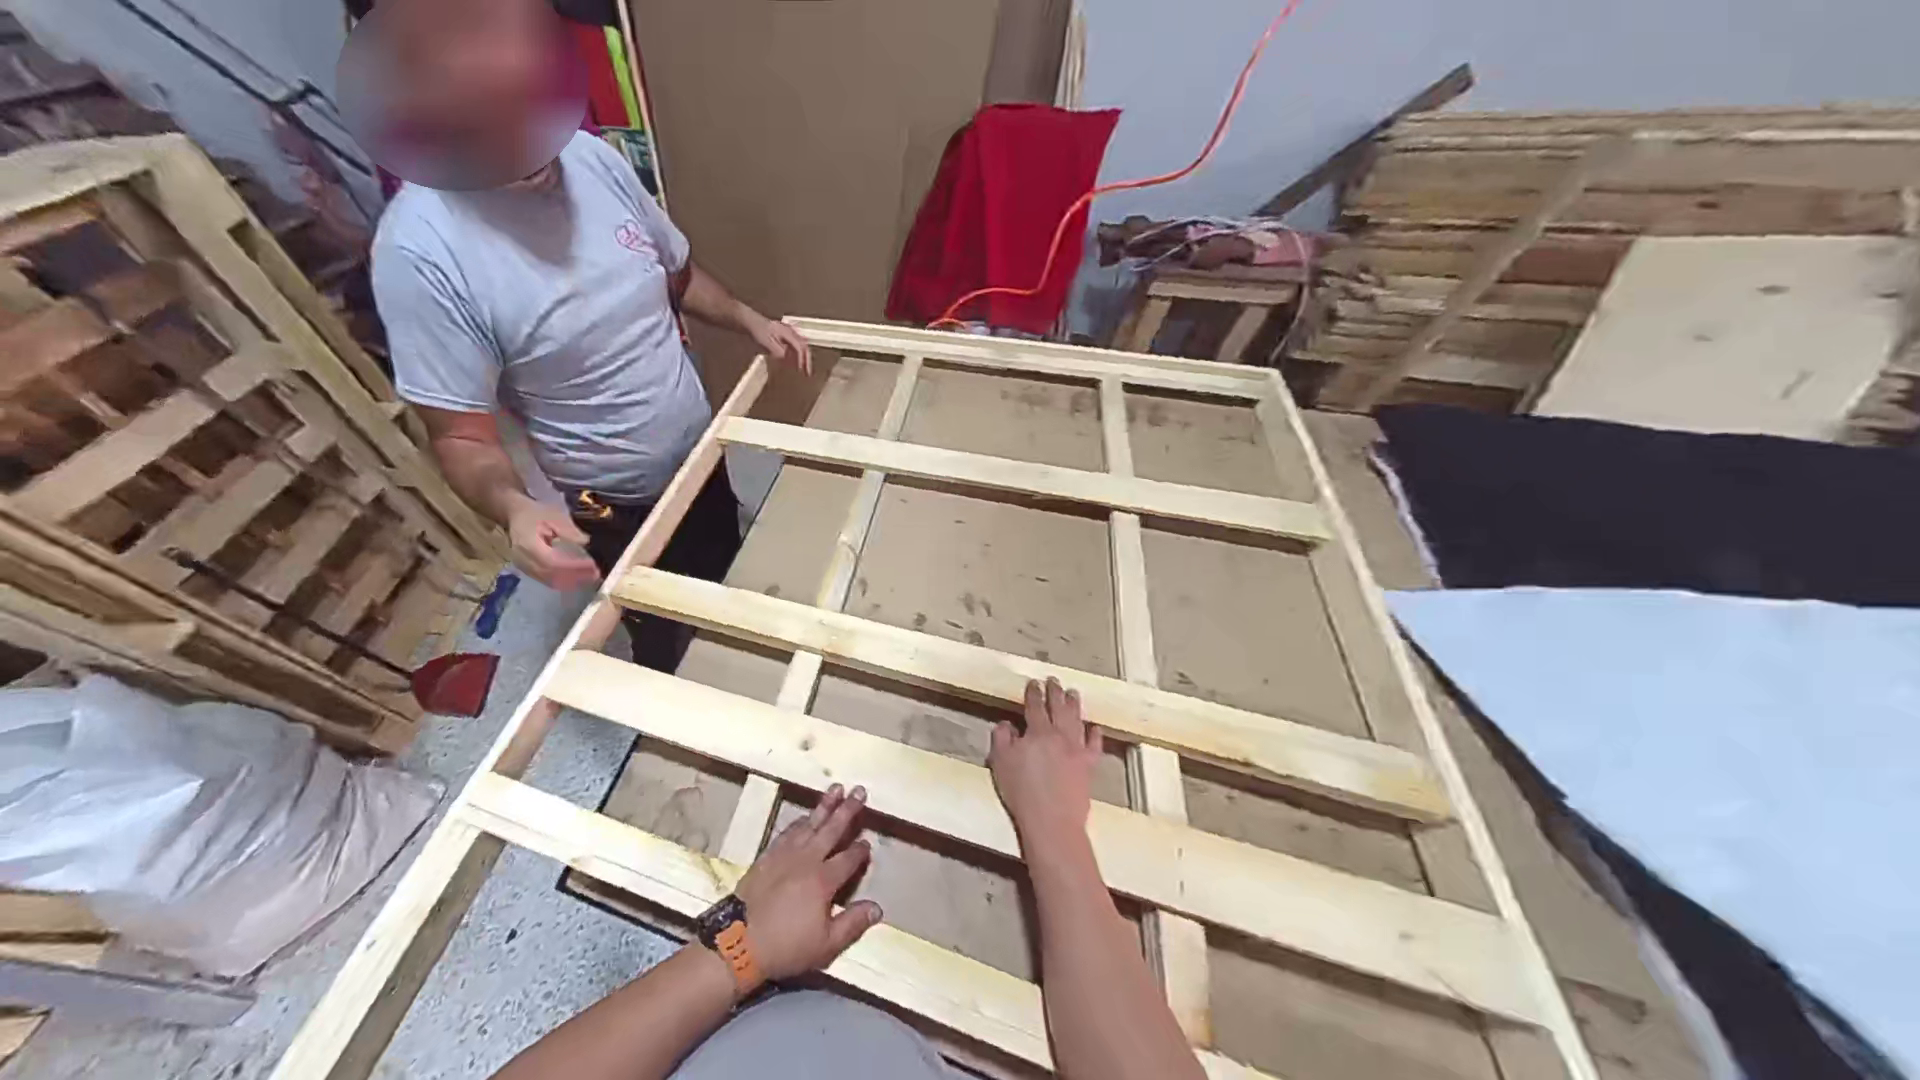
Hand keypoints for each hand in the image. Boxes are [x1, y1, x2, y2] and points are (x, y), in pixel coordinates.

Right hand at [505, 496, 598, 589]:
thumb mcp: (554, 515)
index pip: (552, 561)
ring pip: (548, 580)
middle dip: (575, 576)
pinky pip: (546, 579)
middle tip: (596, 574)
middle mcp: (523, 559)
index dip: (572, 566)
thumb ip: (569, 530)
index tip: (591, 564)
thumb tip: (585, 541)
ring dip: (571, 581)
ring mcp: (523, 566)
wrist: (514, 514)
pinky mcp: (527, 569)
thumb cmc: (536, 513)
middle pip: (551, 574)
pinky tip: (579, 578)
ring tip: (591, 577)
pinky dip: (563, 581)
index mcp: (528, 544)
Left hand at [734, 783, 881, 981]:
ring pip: (810, 823)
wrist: (737, 943)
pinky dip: (799, 821)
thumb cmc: (785, 947)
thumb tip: (877, 908)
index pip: (849, 858)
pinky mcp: (767, 856)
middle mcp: (807, 859)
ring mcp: (785, 854)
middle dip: (848, 810)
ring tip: (836, 788)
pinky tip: (805, 815)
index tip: (868, 843)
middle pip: (832, 829)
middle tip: (860, 791)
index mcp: (824, 880)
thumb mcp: (825, 945)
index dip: (860, 851)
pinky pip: (788, 831)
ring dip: (825, 805)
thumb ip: (852, 924)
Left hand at [747, 314, 812, 374]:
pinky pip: (793, 344)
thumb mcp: (768, 343)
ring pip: (800, 345)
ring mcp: (786, 331)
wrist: (747, 321)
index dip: (802, 361)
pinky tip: (792, 358)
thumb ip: (780, 352)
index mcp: (788, 333)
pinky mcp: (781, 334)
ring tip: (802, 366)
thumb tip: (788, 361)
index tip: (802, 371)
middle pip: (803, 346)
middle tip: (807, 371)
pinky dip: (796, 353)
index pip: (800, 348)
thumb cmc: (757, 331)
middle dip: (806, 360)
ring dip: (802, 356)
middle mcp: (790, 331)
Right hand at [990, 678, 1104, 851]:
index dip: (1033, 693)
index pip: (1035, 706)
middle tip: (1054, 680)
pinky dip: (1095, 734)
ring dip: (1074, 705)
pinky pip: (1094, 744)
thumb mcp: (1000, 763)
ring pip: (1077, 720)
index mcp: (1038, 732)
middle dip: (1055, 692)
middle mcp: (1060, 735)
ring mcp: (1078, 749)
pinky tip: (1094, 727)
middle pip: (1058, 707)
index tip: (1034, 683)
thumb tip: (1006, 724)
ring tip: (1073, 693)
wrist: (1052, 820)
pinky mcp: (1089, 766)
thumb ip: (1002, 739)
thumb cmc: (1022, 792)